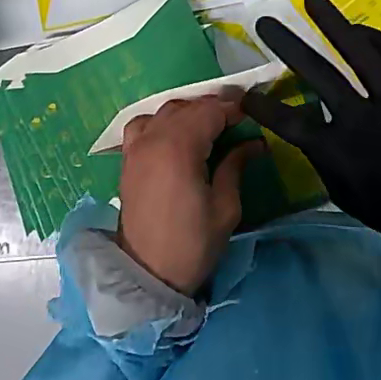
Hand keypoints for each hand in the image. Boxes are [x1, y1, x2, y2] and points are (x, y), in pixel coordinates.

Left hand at [116, 95, 260, 294]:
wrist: (148, 271)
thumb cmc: (192, 244)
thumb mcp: (225, 207)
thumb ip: (235, 166)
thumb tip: (253, 143)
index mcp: (178, 148)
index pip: (209, 111)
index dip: (233, 109)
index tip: (253, 115)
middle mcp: (152, 139)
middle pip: (185, 107)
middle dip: (212, 109)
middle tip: (237, 123)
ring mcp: (135, 147)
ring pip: (162, 112)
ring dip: (186, 113)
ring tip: (208, 129)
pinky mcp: (126, 159)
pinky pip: (142, 125)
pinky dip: (160, 122)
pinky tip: (174, 136)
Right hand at [245, 0, 380, 256]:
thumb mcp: (340, 190)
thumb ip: (320, 154)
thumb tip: (305, 125)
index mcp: (338, 150)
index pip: (290, 122)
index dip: (263, 108)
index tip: (244, 96)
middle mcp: (362, 120)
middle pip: (319, 75)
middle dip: (288, 47)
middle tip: (265, 23)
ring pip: (361, 56)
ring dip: (334, 26)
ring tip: (313, 2)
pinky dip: (379, 41)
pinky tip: (358, 29)